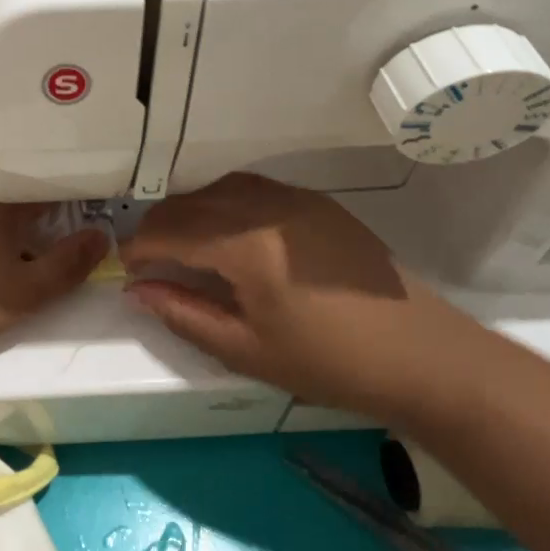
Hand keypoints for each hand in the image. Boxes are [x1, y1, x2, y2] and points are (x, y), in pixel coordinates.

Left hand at [0, 118, 109, 365]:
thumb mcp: (23, 297)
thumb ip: (67, 266)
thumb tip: (102, 235)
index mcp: (3, 201)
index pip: (46, 177)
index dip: (70, 174)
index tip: (89, 171)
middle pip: (8, 147)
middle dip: (32, 141)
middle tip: (53, 138)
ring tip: (10, 122)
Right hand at [120, 174, 490, 424]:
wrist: (424, 356)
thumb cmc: (330, 363)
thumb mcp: (247, 350)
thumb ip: (183, 314)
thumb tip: (136, 290)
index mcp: (245, 244)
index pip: (170, 232)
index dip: (139, 248)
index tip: (125, 269)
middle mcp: (265, 206)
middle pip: (190, 203)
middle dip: (159, 227)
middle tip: (148, 261)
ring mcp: (294, 198)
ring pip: (219, 188)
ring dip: (190, 211)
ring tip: (182, 245)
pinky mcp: (317, 202)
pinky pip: (252, 187)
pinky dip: (224, 202)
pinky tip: (227, 231)